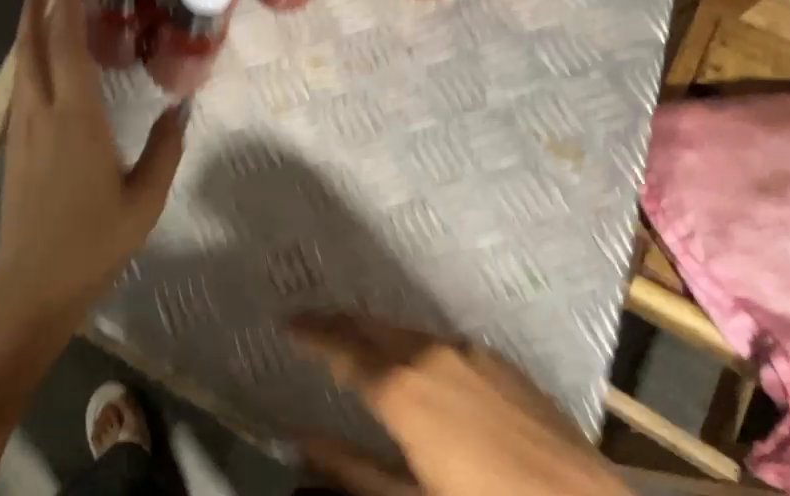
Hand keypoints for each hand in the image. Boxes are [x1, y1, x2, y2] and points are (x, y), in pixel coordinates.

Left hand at [0, 0, 186, 323]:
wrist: (35, 281)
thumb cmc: (95, 242)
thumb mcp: (145, 199)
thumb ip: (165, 148)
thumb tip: (181, 107)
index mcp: (76, 118)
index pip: (66, 46)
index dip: (65, 6)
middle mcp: (42, 112)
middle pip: (31, 45)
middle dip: (36, 5)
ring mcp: (21, 128)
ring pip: (20, 64)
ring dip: (27, 28)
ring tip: (38, 4)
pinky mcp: (14, 144)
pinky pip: (19, 85)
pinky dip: (27, 58)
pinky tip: (36, 60)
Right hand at [286, 315, 629, 495]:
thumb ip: (350, 467)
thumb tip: (297, 441)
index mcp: (399, 386)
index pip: (337, 345)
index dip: (307, 333)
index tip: (284, 325)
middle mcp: (428, 354)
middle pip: (368, 325)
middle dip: (336, 323)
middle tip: (311, 325)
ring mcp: (471, 355)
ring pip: (405, 331)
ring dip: (375, 333)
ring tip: (359, 343)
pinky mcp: (505, 366)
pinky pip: (442, 343)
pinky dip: (414, 345)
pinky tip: (419, 364)